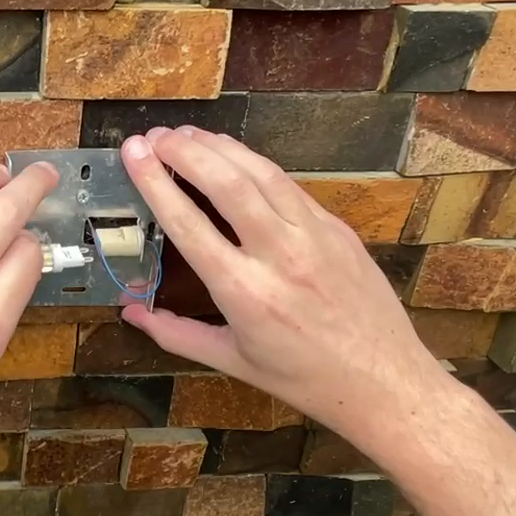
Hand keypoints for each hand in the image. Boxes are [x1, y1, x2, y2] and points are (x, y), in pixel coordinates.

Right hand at [119, 126, 449, 439]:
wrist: (385, 382)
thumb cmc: (303, 377)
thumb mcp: (231, 361)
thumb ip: (174, 332)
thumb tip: (130, 312)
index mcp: (244, 292)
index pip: (188, 224)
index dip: (155, 183)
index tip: (134, 153)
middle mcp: (279, 256)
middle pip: (227, 184)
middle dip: (186, 151)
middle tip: (154, 135)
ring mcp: (314, 236)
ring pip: (261, 173)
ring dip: (219, 146)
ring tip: (185, 133)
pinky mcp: (337, 227)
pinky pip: (288, 185)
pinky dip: (253, 162)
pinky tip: (231, 153)